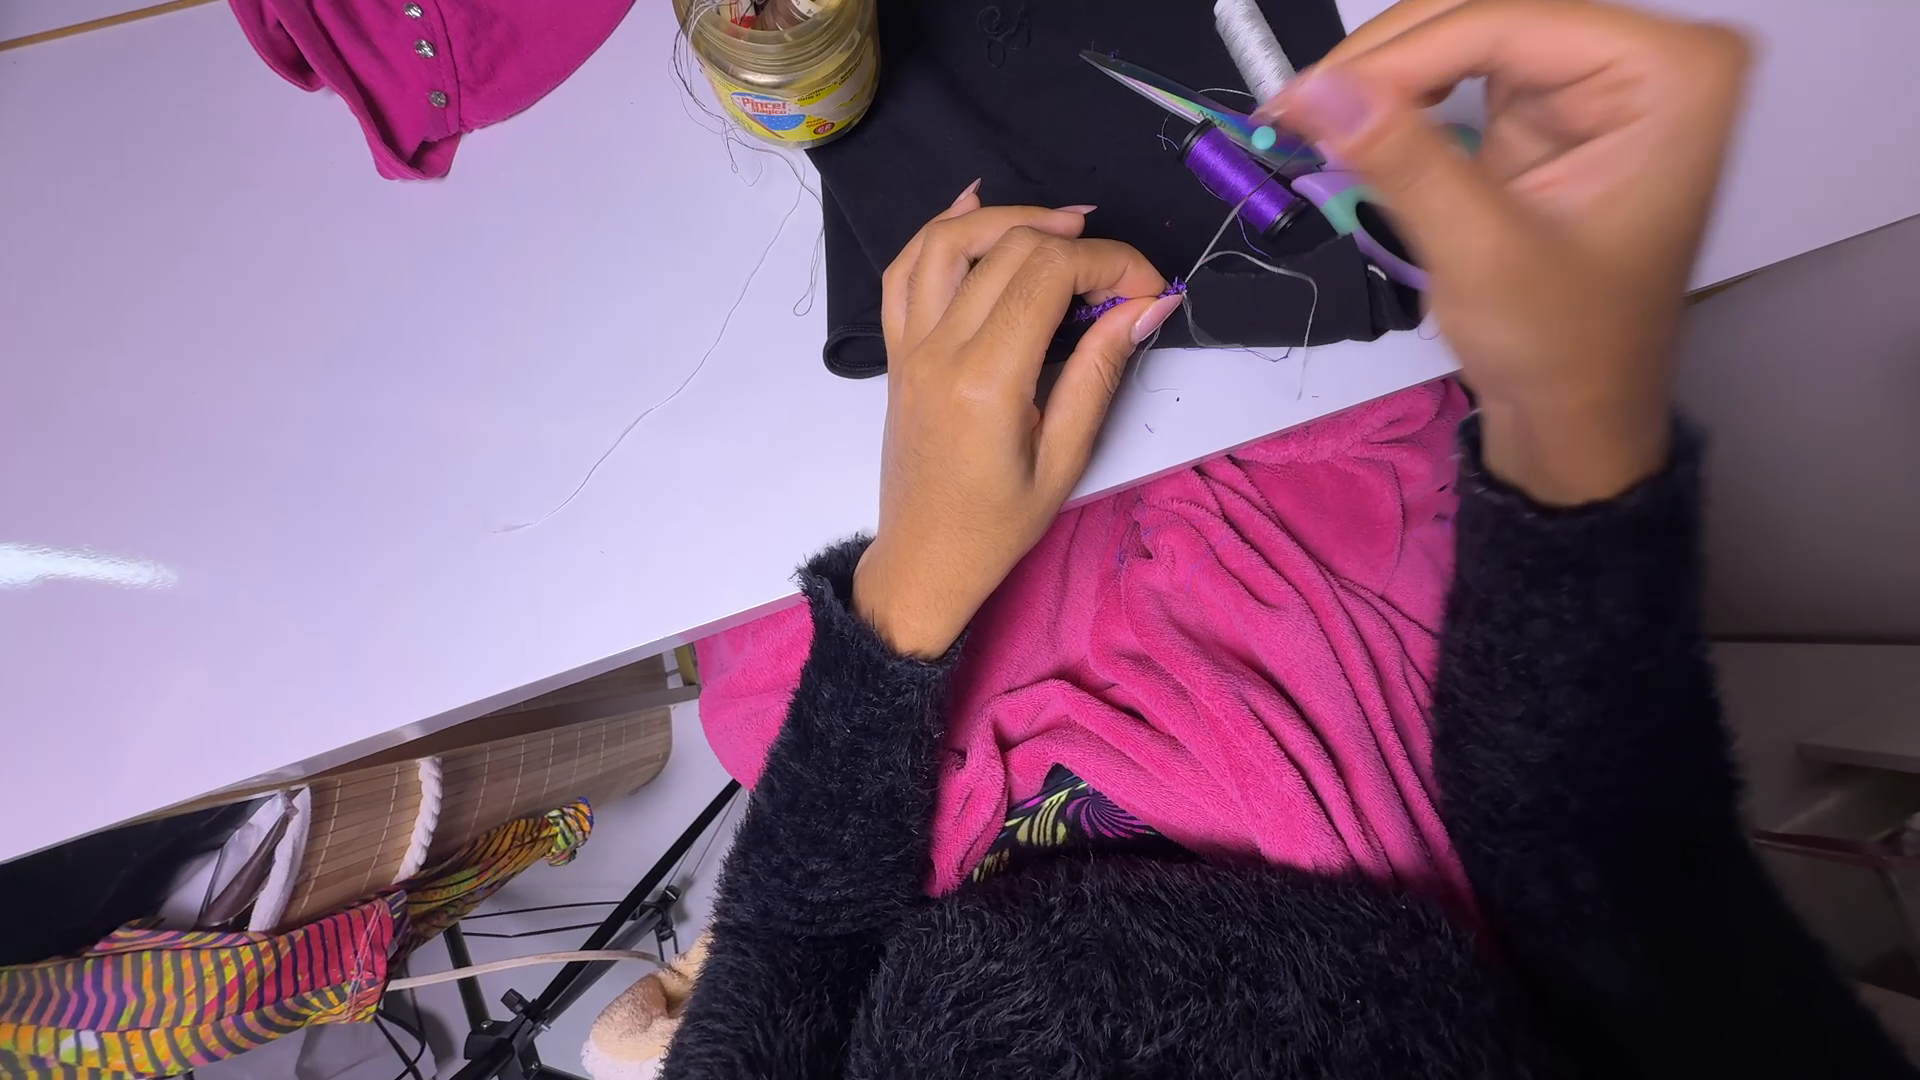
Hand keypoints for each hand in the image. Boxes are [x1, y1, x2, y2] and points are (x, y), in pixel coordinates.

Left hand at [853, 186, 1178, 657]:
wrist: (925, 558)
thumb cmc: (997, 525)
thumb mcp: (1064, 458)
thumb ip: (1100, 372)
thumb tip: (1147, 304)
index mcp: (987, 380)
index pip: (1050, 274)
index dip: (1111, 263)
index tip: (1148, 290)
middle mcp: (940, 349)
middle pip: (1008, 248)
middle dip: (1075, 242)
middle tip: (1117, 272)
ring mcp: (909, 347)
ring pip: (946, 242)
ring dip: (1007, 218)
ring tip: (1060, 227)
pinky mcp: (897, 353)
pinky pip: (904, 273)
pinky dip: (939, 231)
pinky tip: (973, 209)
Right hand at [1256, 0, 1749, 503]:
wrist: (1570, 405)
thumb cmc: (1555, 341)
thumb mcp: (1477, 249)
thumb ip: (1402, 160)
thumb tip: (1316, 91)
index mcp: (1662, 71)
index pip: (1506, 23)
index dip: (1395, 56)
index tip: (1300, 99)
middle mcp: (1632, 62)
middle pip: (1484, 19)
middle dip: (1382, 61)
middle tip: (1293, 107)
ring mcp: (1583, 91)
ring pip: (1461, 46)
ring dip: (1379, 80)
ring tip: (1308, 119)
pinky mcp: (1539, 126)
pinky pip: (1456, 90)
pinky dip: (1394, 110)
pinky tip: (1351, 131)